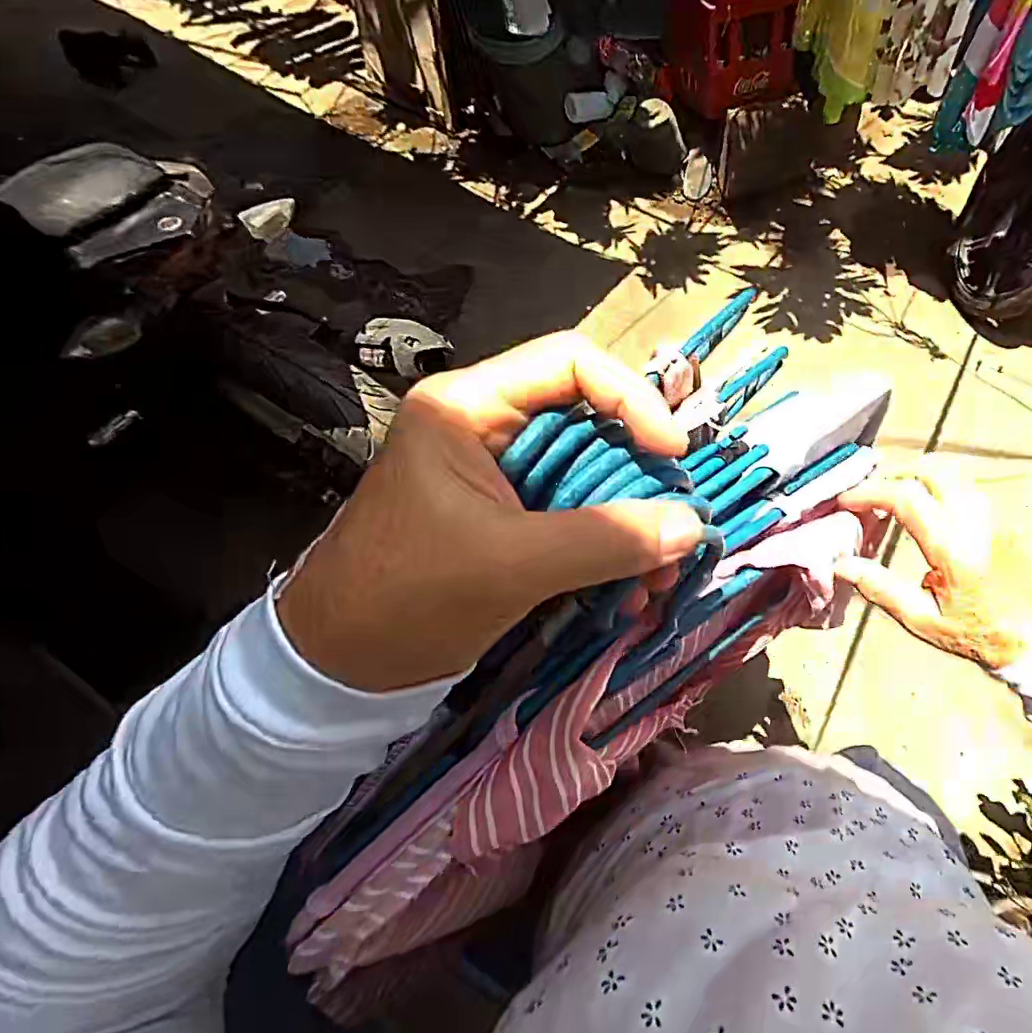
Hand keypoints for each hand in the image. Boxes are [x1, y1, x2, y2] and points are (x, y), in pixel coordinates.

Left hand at [277, 332, 705, 690]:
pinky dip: (611, 552)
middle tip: (677, 527)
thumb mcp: (510, 564)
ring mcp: (503, 479)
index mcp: (469, 409)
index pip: (571, 363)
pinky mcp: (514, 522)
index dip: (632, 398)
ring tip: (657, 578)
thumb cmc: (405, 598)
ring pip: (594, 479)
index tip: (671, 453)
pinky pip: (581, 520)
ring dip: (633, 526)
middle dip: (641, 480)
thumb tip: (691, 526)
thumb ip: (603, 541)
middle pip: (593, 425)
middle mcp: (490, 430)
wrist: (340, 669)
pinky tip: (628, 594)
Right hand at [833, 465, 1031, 670]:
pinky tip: (929, 506)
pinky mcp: (1007, 518)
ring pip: (953, 472)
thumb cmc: (979, 634)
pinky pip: (969, 485)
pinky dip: (940, 484)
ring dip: (919, 475)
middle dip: (894, 474)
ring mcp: (996, 515)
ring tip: (896, 496)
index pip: (906, 498)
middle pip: (931, 469)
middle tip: (871, 492)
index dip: (869, 492)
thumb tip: (842, 565)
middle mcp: (977, 522)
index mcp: (953, 548)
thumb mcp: (923, 619)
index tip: (847, 500)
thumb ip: (881, 588)